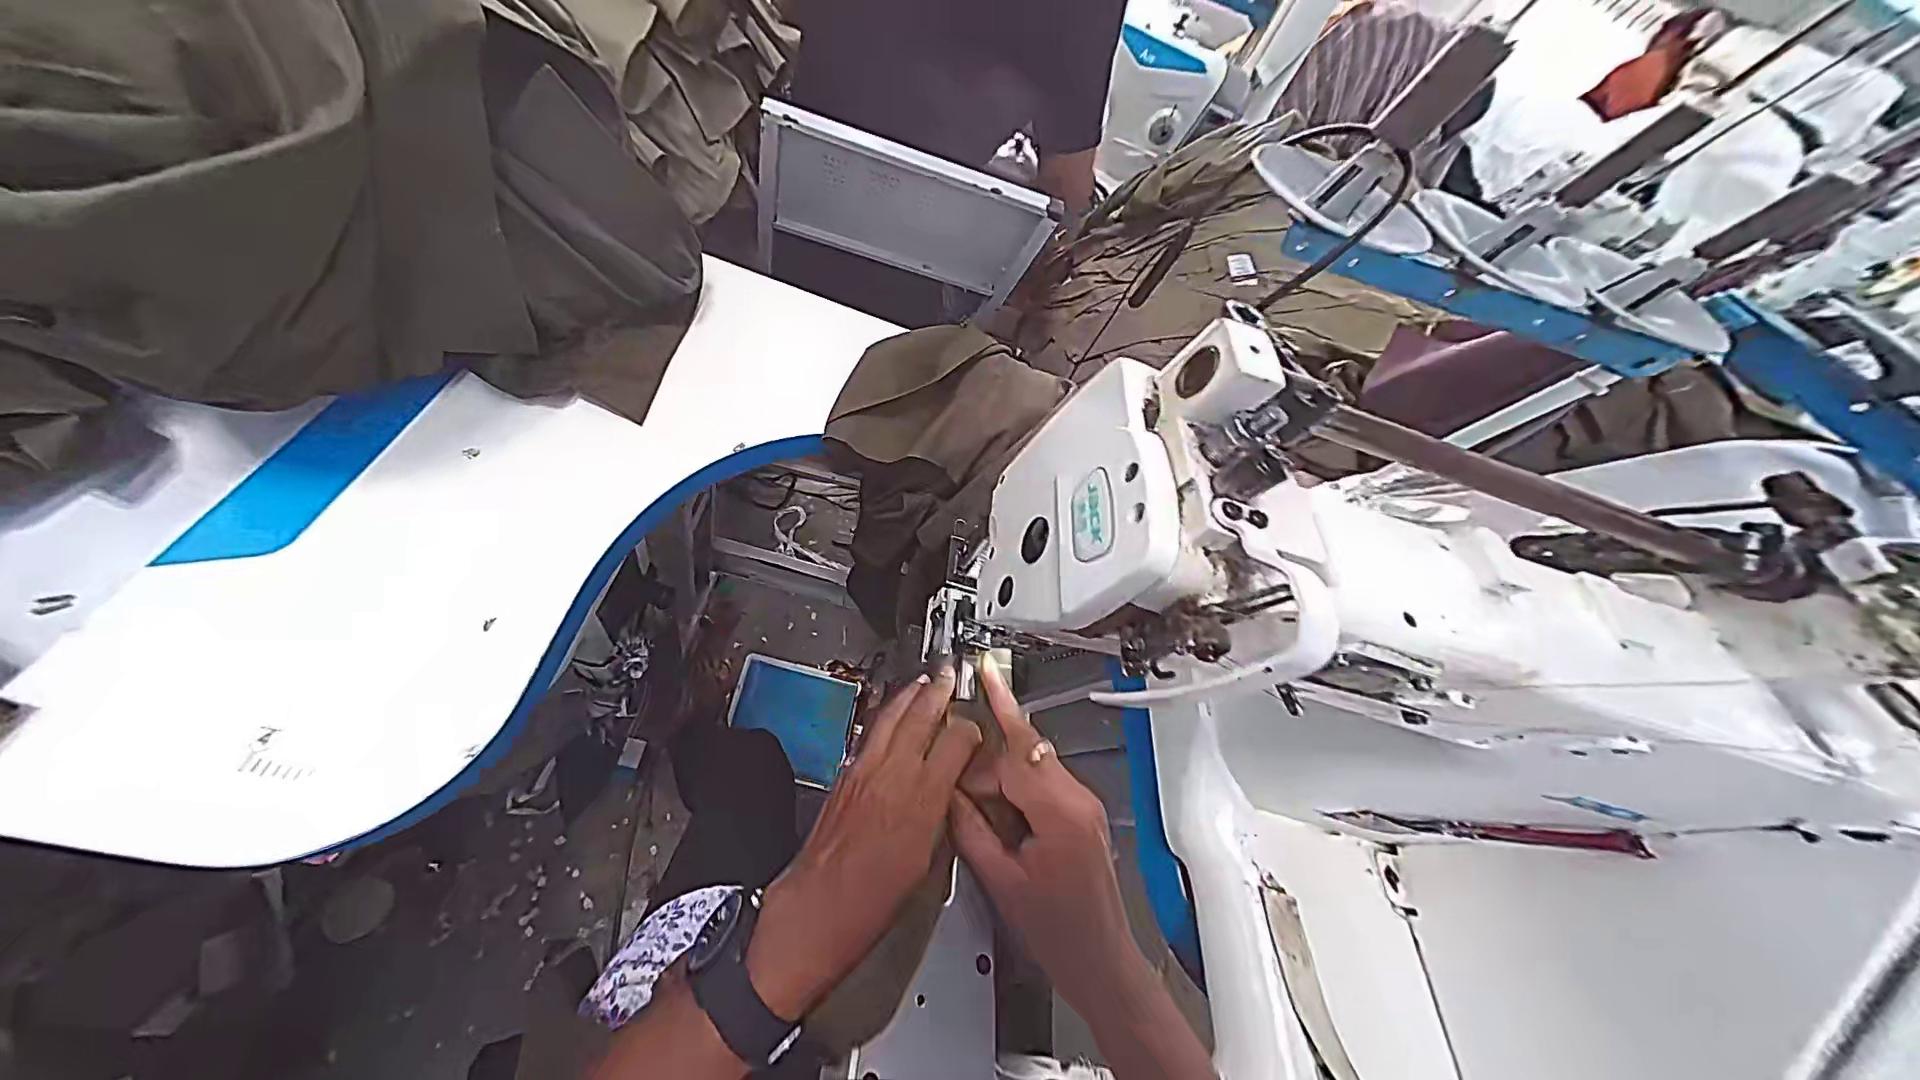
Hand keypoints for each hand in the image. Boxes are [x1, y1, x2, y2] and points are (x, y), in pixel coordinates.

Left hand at [745, 669, 980, 1018]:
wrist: (817, 907)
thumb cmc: (871, 899)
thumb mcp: (925, 862)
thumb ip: (939, 816)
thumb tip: (947, 793)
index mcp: (922, 799)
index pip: (954, 742)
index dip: (969, 730)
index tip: (974, 729)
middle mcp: (892, 776)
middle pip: (920, 717)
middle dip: (937, 692)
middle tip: (947, 677)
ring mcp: (864, 771)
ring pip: (890, 717)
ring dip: (908, 695)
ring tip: (921, 682)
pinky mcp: (844, 775)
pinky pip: (869, 733)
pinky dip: (884, 716)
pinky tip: (890, 713)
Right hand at [947, 660, 1141, 1011]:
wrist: (1100, 960)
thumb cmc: (1059, 932)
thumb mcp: (1001, 881)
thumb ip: (971, 828)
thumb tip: (948, 792)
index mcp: (1061, 813)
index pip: (1017, 753)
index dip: (991, 726)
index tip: (985, 680)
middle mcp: (1079, 800)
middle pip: (1025, 752)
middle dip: (986, 761)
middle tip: (956, 783)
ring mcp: (1084, 804)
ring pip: (1033, 764)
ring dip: (1000, 774)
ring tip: (976, 803)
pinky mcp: (1082, 812)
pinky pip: (1042, 781)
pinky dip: (1015, 786)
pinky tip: (999, 811)